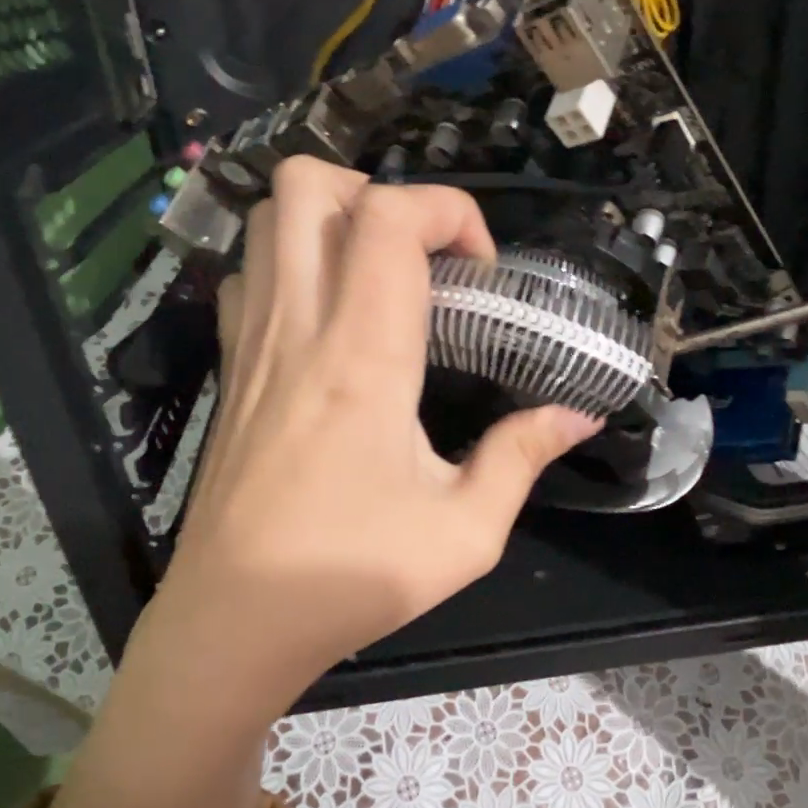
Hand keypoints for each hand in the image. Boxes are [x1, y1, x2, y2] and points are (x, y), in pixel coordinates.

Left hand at [153, 156, 598, 691]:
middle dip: (380, 192)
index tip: (483, 272)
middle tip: (424, 257)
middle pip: (309, 185)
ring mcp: (251, 341)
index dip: (450, 211)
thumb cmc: (351, 578)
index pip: (390, 217)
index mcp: (364, 357)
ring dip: (330, 218)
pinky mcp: (229, 366)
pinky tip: (327, 317)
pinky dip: (289, 262)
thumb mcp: (465, 533)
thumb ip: (522, 457)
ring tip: (379, 275)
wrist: (233, 621)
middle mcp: (298, 326)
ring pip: (267, 217)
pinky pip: (248, 273)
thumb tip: (577, 414)